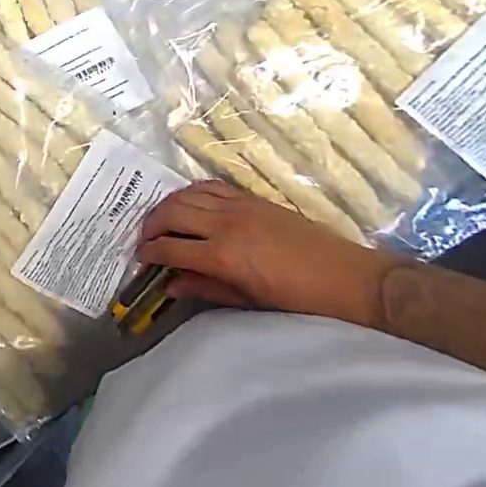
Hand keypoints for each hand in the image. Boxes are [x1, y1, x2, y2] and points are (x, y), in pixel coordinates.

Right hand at [138, 182, 396, 322]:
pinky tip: (188, 204)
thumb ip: (204, 287)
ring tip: (161, 221)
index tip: (141, 258)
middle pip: (172, 212)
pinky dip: (192, 192)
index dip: (149, 252)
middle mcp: (225, 223)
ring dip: (167, 206)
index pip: (170, 247)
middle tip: (145, 240)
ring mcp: (238, 205)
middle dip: (151, 225)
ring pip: (187, 194)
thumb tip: (170, 284)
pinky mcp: (251, 197)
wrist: (344, 277)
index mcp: (223, 255)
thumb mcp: (247, 300)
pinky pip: (210, 186)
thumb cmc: (296, 298)